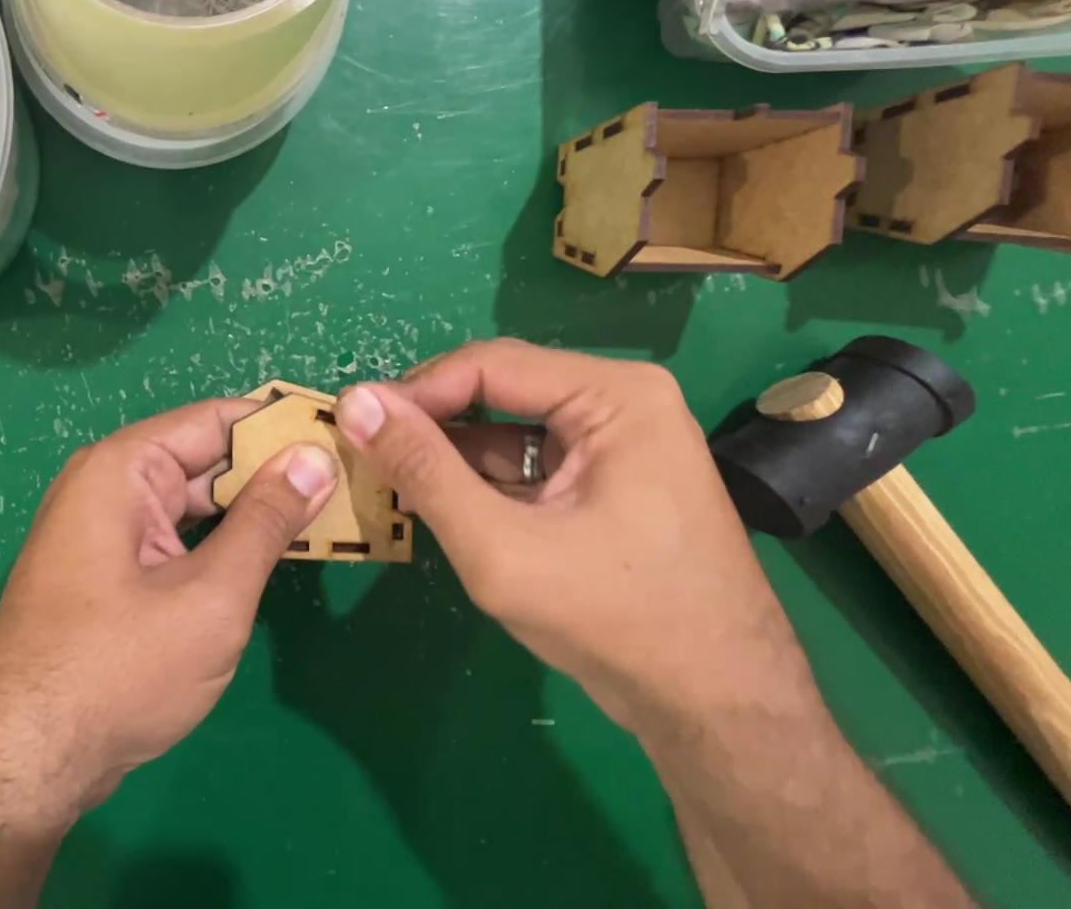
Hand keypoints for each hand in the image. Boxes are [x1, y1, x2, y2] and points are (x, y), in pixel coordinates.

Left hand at [0, 399, 338, 833]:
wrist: (25, 762)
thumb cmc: (118, 670)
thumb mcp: (210, 596)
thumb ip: (265, 522)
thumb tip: (313, 457)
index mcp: (121, 469)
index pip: (215, 421)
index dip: (279, 427)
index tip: (342, 437)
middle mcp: (106, 487)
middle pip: (204, 462)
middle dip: (271, 474)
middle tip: (350, 484)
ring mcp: (103, 532)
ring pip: (192, 506)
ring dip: (251, 514)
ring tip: (328, 517)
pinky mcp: (107, 573)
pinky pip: (174, 541)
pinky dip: (220, 546)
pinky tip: (270, 558)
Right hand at [332, 339, 823, 737]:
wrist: (716, 707)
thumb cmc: (613, 619)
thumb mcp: (498, 545)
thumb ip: (422, 469)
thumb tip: (354, 402)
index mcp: (614, 395)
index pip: (487, 364)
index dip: (414, 392)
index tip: (355, 425)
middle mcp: (620, 401)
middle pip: (497, 389)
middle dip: (430, 421)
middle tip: (368, 452)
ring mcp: (617, 442)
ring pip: (505, 427)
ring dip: (448, 453)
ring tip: (390, 479)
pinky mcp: (607, 479)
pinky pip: (525, 461)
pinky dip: (478, 480)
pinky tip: (437, 504)